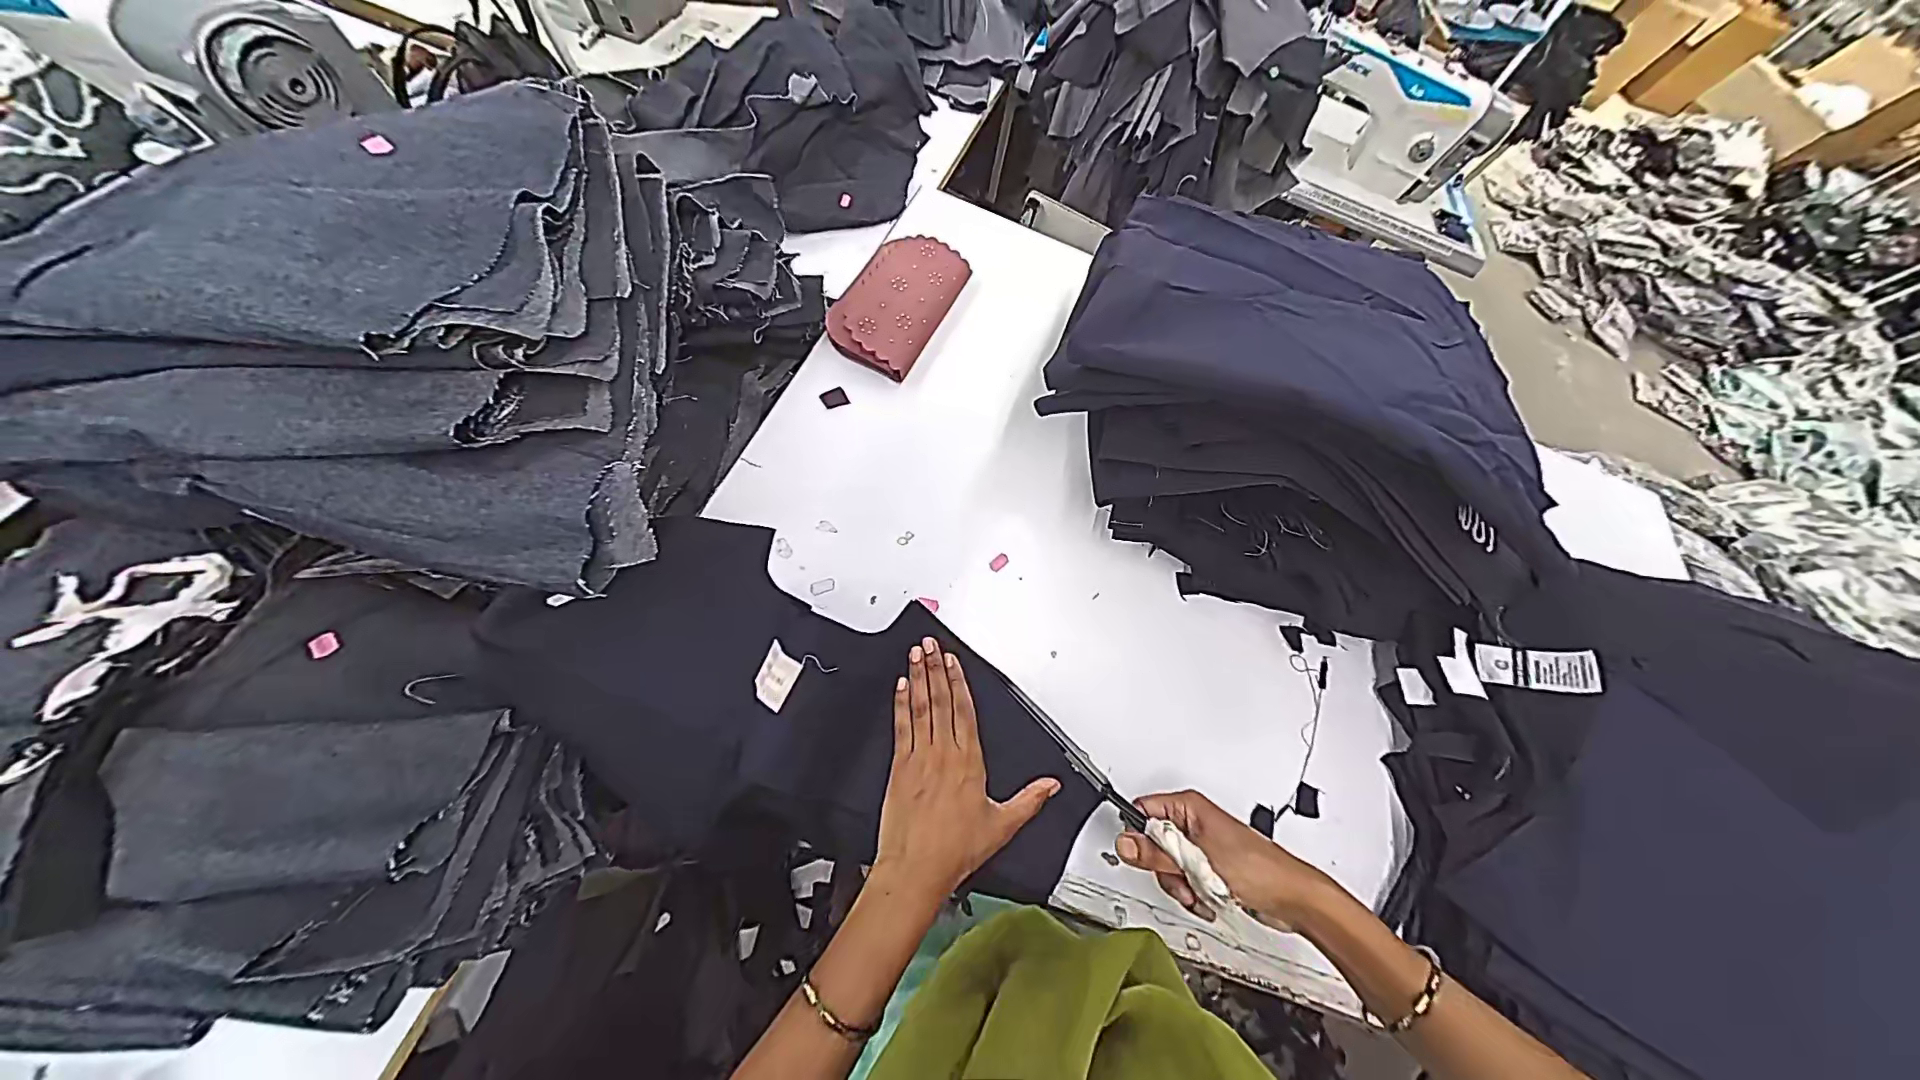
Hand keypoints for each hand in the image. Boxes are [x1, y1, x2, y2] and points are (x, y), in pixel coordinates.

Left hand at [872, 637, 1059, 903]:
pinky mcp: (899, 768)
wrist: (916, 869)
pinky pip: (900, 727)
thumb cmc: (955, 849)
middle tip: (931, 644)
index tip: (952, 661)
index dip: (958, 681)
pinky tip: (900, 686)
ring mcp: (918, 758)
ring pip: (920, 708)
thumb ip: (1029, 800)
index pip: (964, 711)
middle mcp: (943, 754)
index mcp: (968, 763)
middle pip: (941, 701)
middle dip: (936, 669)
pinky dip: (900, 704)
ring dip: (918, 678)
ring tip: (916, 655)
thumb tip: (1050, 786)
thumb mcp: (1002, 826)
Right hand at [1114, 789, 1335, 930]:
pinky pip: (1183, 880)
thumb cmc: (1260, 869)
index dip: (1139, 836)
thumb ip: (1157, 853)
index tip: (1145, 857)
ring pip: (1167, 865)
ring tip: (1201, 890)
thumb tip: (1125, 842)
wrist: (1294, 899)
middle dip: (1165, 869)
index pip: (1142, 812)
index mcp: (1188, 807)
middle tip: (1183, 876)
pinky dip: (1192, 893)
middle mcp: (1192, 823)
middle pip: (1152, 843)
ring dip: (1180, 885)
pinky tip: (1208, 898)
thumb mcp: (1198, 861)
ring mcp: (1201, 846)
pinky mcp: (1208, 868)